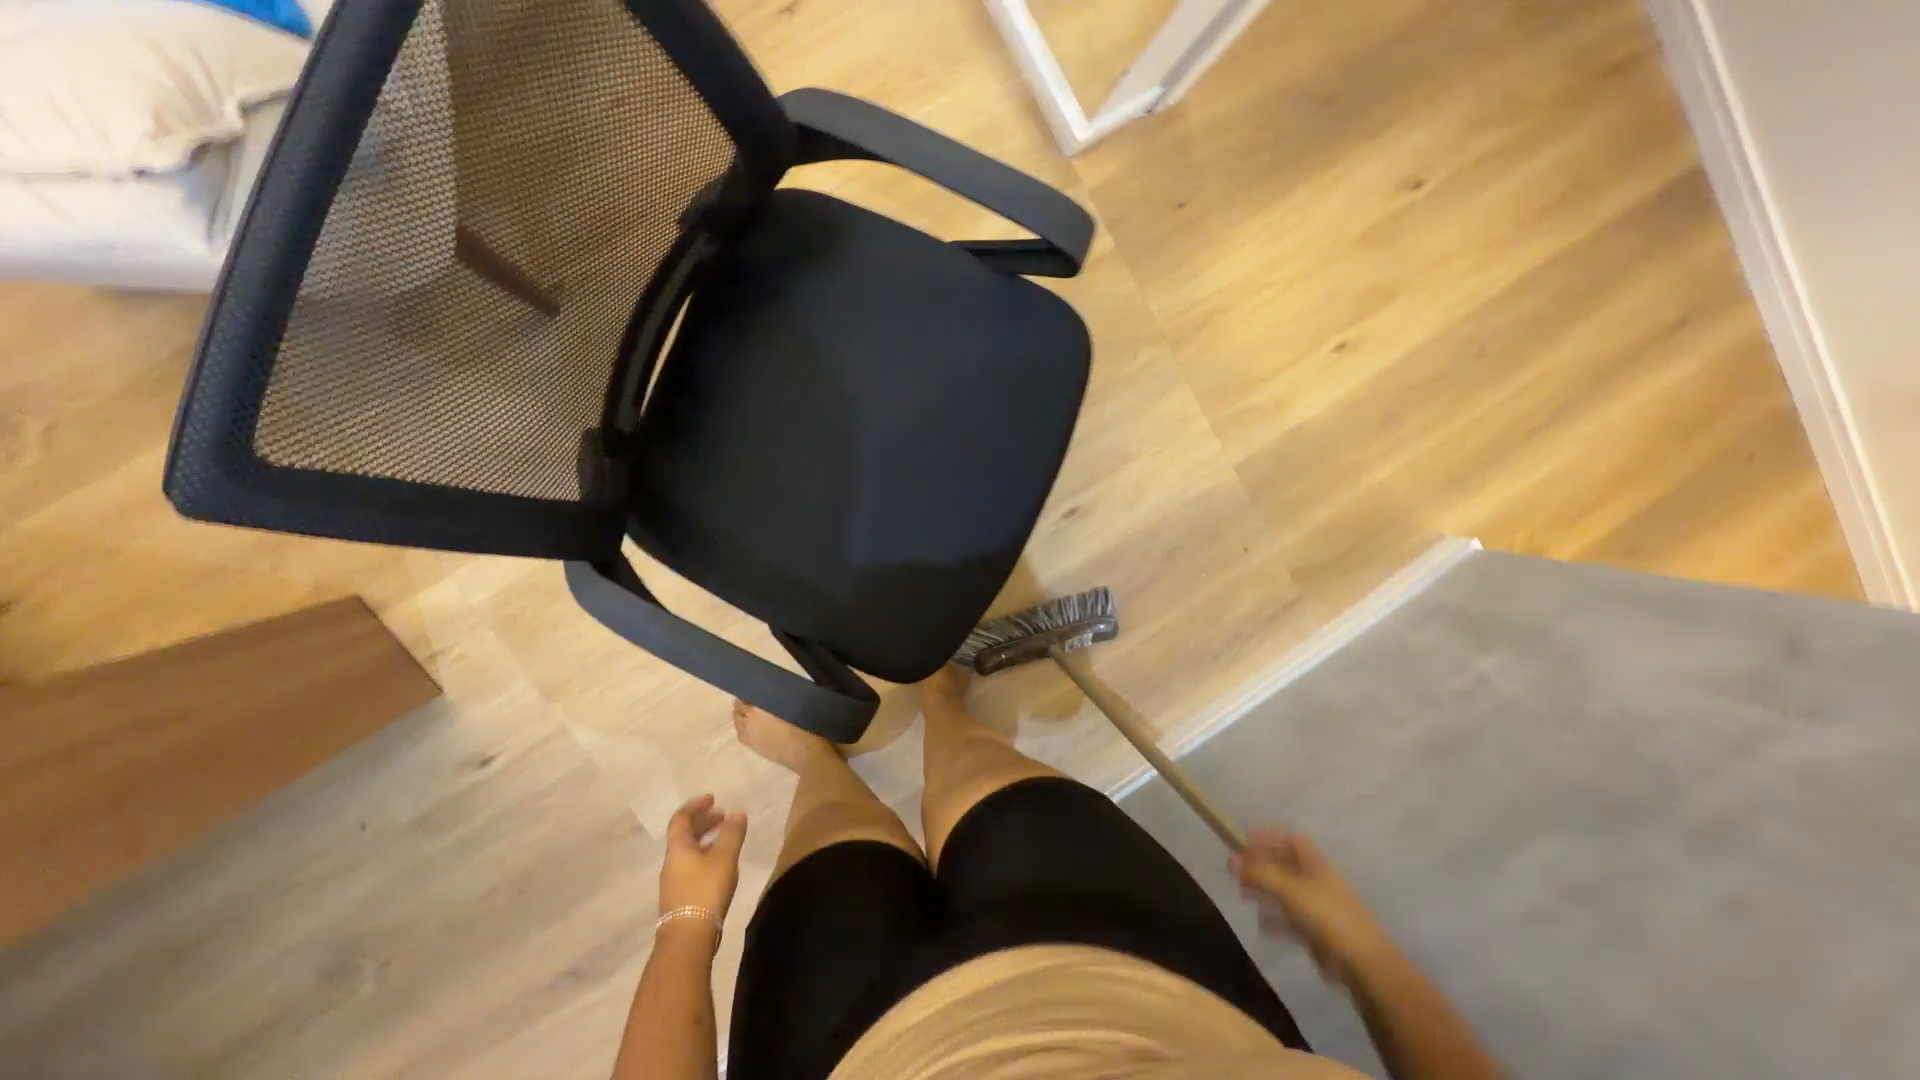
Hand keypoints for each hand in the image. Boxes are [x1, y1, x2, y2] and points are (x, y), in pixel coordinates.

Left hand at [660, 795, 747, 917]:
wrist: (688, 937)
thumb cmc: (705, 891)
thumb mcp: (724, 858)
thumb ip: (732, 833)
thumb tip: (738, 811)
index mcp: (678, 848)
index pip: (681, 818)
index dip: (695, 806)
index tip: (713, 799)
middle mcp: (672, 862)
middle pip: (684, 835)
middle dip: (703, 822)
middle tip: (723, 816)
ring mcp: (674, 881)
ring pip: (689, 852)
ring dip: (706, 840)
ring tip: (725, 838)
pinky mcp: (681, 897)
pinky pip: (692, 866)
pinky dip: (706, 856)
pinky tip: (720, 865)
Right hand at [1231, 827, 1391, 986]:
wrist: (1360, 961)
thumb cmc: (1326, 915)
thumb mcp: (1289, 889)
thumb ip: (1259, 873)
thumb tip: (1230, 858)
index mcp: (1315, 864)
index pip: (1291, 840)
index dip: (1269, 836)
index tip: (1244, 839)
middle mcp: (1316, 881)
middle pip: (1285, 865)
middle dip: (1261, 865)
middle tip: (1237, 871)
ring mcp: (1316, 907)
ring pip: (1285, 893)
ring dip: (1265, 891)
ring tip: (1243, 894)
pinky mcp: (1314, 932)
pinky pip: (1289, 920)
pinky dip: (1274, 919)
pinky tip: (1261, 924)